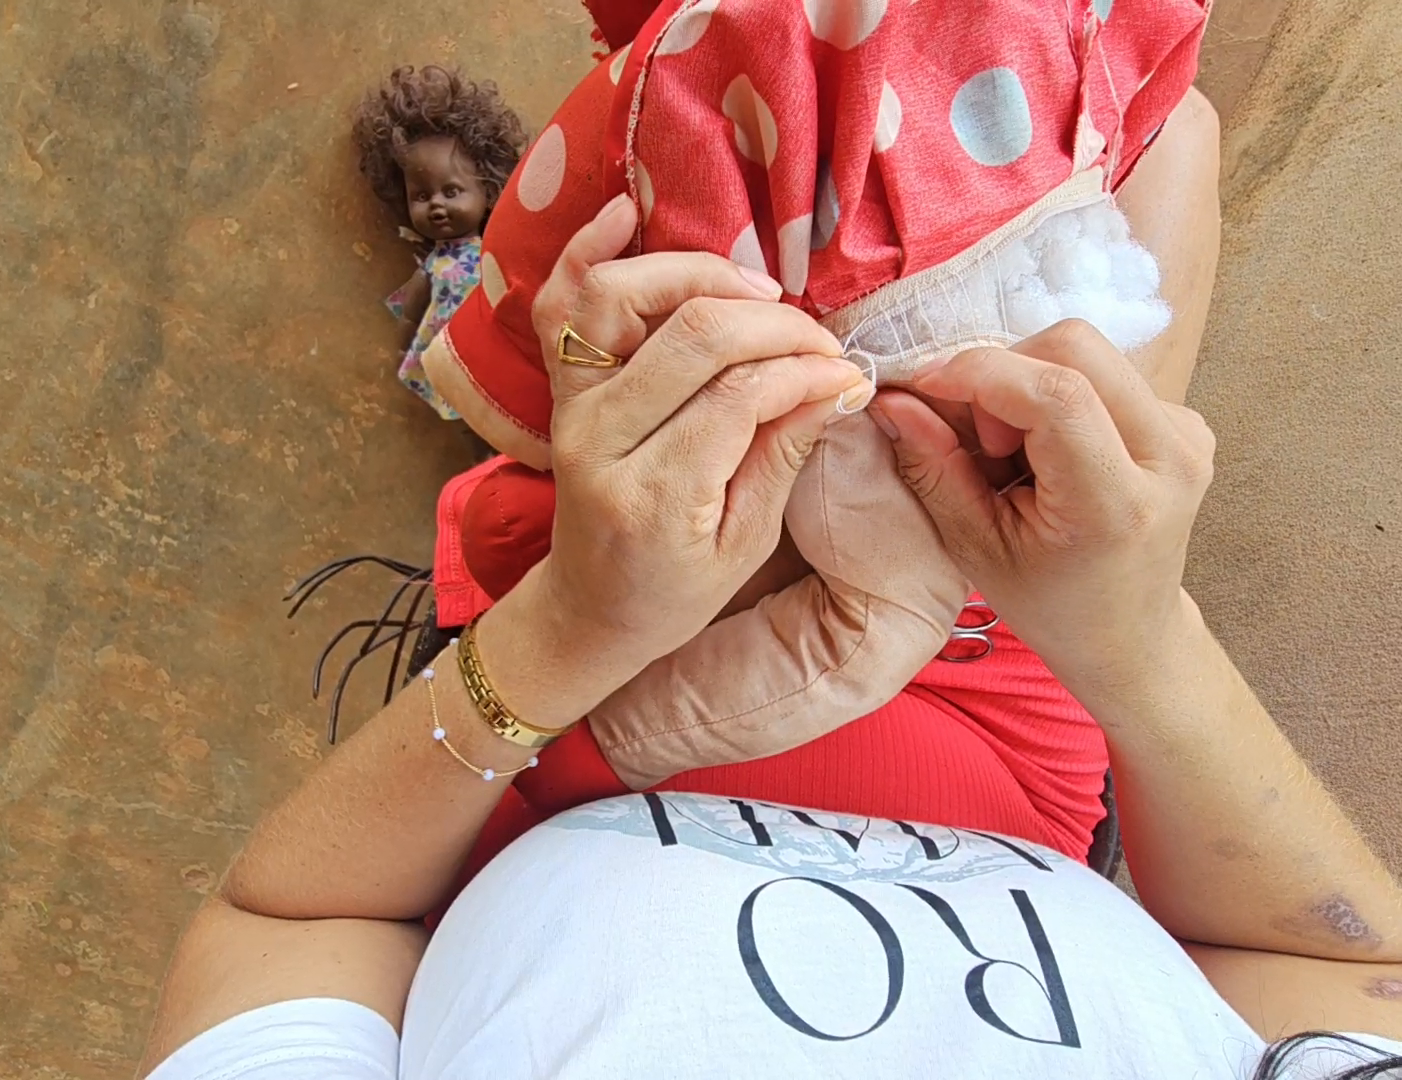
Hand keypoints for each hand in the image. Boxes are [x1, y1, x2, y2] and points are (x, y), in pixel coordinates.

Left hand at [487, 196, 871, 707]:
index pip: (738, 395)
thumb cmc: (670, 594)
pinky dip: (586, 251)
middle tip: (815, 341)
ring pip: (618, 295)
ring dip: (695, 273)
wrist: (589, 608)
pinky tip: (628, 214)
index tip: (842, 371)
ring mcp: (569, 408)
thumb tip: (834, 383)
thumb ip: (781, 457)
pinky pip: (560, 306)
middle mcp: (598, 439)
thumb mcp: (742, 546)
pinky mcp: (560, 392)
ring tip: (754, 294)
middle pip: (691, 336)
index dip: (802, 369)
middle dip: (772, 324)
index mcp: (651, 495)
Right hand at [869, 319, 1214, 699]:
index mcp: (1115, 502)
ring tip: (1007, 452)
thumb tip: (891, 403)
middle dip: (1000, 374)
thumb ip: (933, 468)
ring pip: (1082, 352)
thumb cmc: (1046, 602)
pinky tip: (1039, 451)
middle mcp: (1169, 453)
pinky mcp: (1181, 419)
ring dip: (1021, 386)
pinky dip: (1046, 395)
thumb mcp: (973, 545)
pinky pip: (1097, 371)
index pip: (1054, 394)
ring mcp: (1185, 429)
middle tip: (977, 437)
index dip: (976, 374)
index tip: (919, 388)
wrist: (1127, 632)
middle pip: (1073, 346)